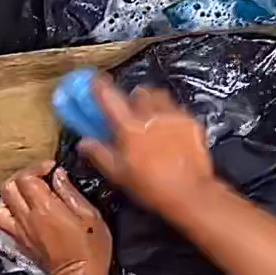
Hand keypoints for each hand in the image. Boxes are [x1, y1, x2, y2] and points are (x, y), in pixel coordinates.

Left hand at [0, 164, 112, 274]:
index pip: (26, 178)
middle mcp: (28, 219)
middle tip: (40, 179)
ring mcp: (21, 232)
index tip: (52, 170)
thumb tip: (59, 175)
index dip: (38, 168)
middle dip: (23, 177)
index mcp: (45, 209)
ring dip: (12, 195)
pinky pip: (2, 223)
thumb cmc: (90, 250)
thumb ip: (70, 192)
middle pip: (8, 187)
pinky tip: (24, 212)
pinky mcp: (21, 243)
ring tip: (28, 194)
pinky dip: (8, 212)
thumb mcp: (90, 214)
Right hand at [76, 75, 222, 220]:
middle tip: (129, 110)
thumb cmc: (152, 186)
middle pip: (138, 91)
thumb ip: (99, 154)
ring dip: (152, 100)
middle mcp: (151, 115)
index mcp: (129, 127)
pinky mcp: (191, 121)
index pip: (109, 96)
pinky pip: (177, 108)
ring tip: (151, 115)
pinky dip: (170, 113)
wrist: (191, 193)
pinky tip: (169, 129)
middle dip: (132, 97)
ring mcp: (173, 116)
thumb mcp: (119, 173)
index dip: (99, 86)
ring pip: (159, 95)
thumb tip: (84, 143)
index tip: (94, 81)